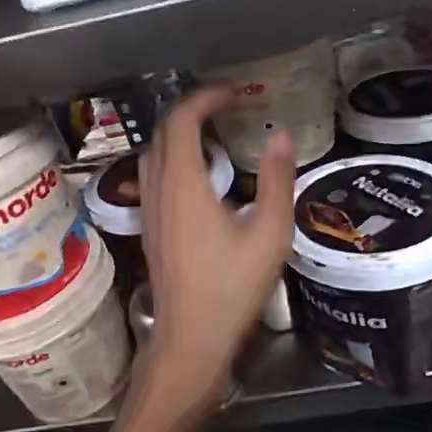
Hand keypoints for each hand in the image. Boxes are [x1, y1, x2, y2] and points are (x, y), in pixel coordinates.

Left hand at [136, 86, 295, 411]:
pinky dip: (173, 156)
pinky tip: (200, 173)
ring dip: (178, 133)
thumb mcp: (270, 234)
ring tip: (214, 131)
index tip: (232, 93)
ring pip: (153, 152)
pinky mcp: (150, 226)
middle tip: (227, 107)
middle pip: (163, 131)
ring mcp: (148, 209)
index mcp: (183, 184)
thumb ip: (279, 181)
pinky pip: (153, 174)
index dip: (204, 98)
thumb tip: (283, 136)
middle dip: (192, 110)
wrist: (190, 338)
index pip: (181, 121)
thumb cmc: (231, 287)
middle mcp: (158, 189)